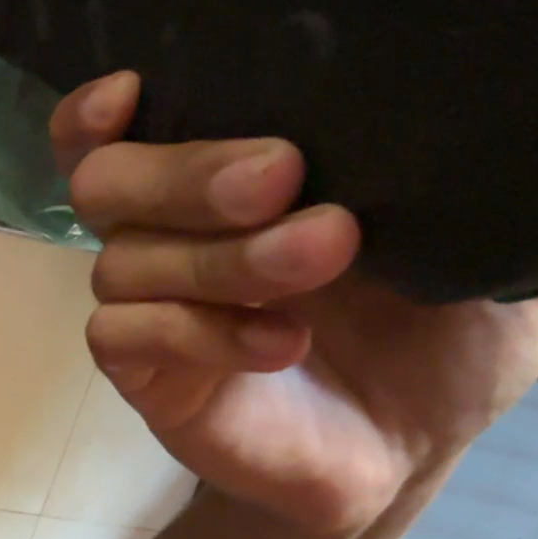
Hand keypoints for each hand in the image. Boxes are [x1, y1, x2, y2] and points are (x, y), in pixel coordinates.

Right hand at [52, 72, 537, 533]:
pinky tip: (282, 345)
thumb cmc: (423, 326)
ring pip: (120, 262)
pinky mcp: (141, 373)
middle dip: (180, 174)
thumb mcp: (444, 228)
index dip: (94, 116)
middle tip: (280, 176)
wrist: (405, 445)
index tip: (133, 93)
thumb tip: (391, 100)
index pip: (110, 139)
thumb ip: (397, 168)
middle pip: (102, 184)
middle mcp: (159, 237)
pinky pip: (124, 334)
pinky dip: (200, 332)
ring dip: (219, 257)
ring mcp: (144, 307)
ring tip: (323, 255)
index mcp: (211, 189)